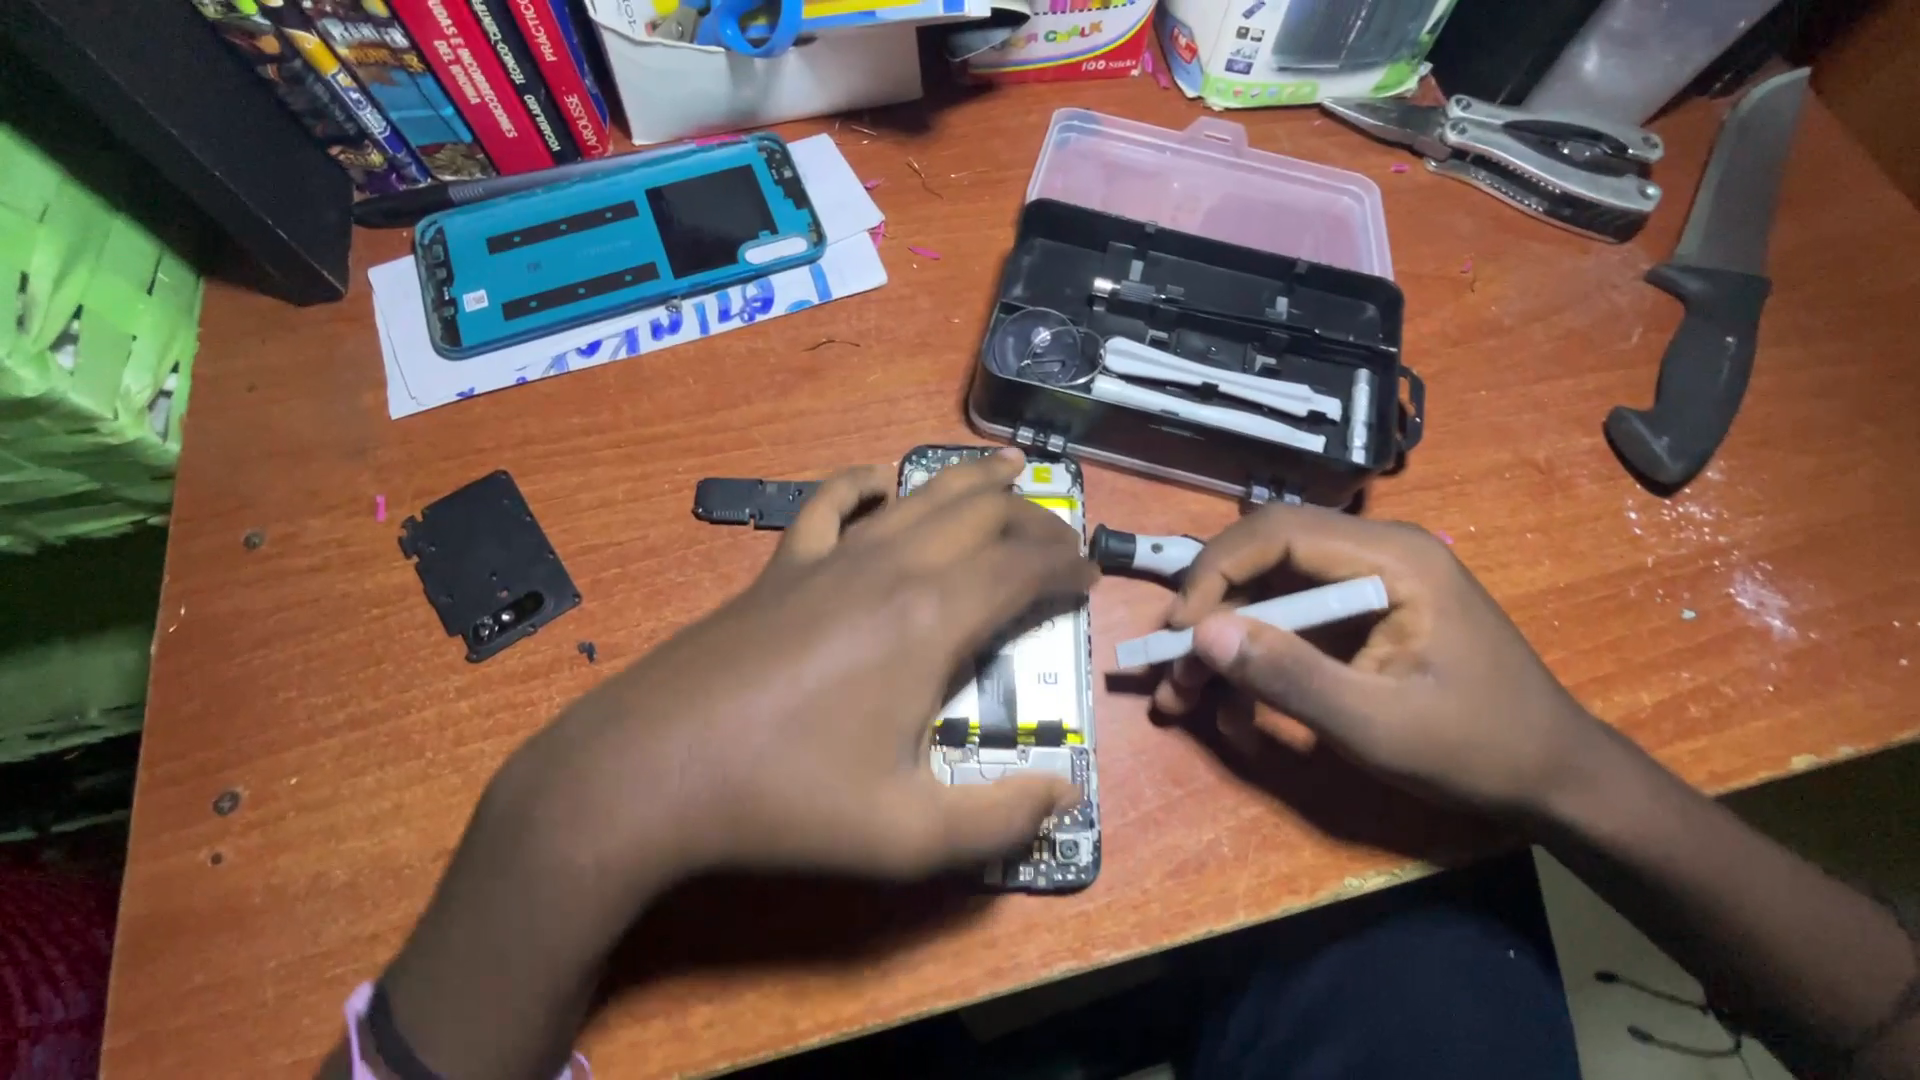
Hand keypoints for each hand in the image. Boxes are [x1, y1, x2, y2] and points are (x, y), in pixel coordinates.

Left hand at [378, 452, 1094, 1079]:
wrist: (650, 771)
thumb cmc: (786, 802)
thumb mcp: (908, 834)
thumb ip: (1002, 818)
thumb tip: (1067, 792)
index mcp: (933, 618)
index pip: (1023, 567)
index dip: (1067, 564)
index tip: (1090, 573)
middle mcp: (891, 568)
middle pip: (981, 515)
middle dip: (1032, 519)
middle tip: (1059, 537)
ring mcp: (828, 557)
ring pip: (917, 496)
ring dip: (970, 483)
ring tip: (1007, 471)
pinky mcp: (778, 567)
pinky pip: (829, 502)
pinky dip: (863, 483)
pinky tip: (878, 480)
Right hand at [1152, 504, 1605, 816]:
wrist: (1554, 779)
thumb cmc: (1478, 748)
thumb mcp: (1377, 723)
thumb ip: (1289, 676)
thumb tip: (1201, 635)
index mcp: (1392, 558)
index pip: (1278, 532)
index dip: (1215, 573)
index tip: (1178, 632)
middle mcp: (1373, 554)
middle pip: (1263, 559)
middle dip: (1209, 614)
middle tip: (1171, 673)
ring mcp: (1364, 584)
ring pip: (1266, 595)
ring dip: (1222, 646)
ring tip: (1184, 701)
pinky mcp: (1358, 617)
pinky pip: (1287, 626)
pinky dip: (1254, 665)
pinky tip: (1237, 717)